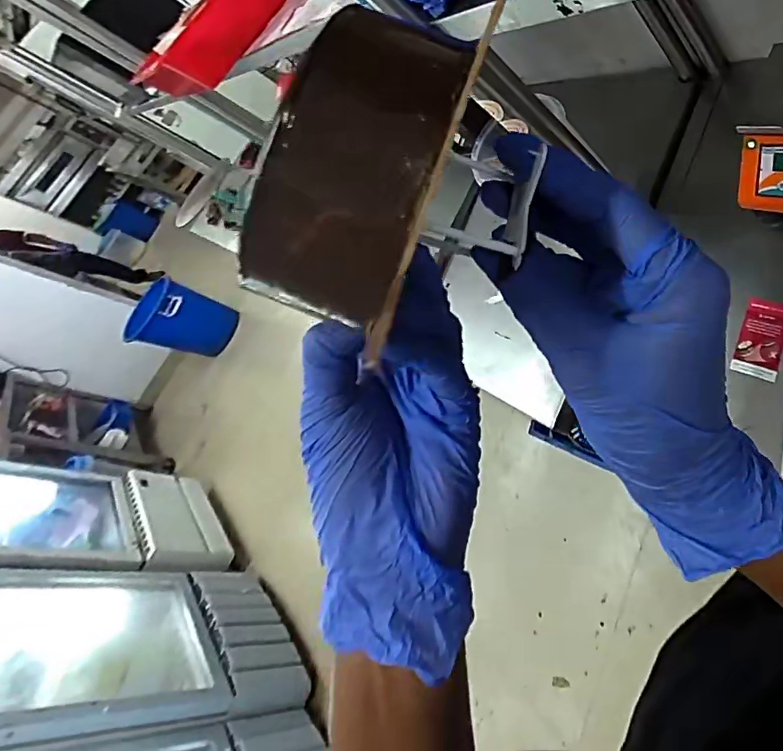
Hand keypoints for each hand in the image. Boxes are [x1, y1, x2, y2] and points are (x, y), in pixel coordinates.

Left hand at [301, 249, 479, 684]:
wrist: (389, 549)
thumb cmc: (349, 485)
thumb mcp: (325, 414)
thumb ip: (330, 358)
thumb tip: (344, 310)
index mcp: (374, 367)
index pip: (379, 311)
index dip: (374, 280)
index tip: (367, 240)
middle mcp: (408, 366)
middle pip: (412, 310)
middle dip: (403, 276)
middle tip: (394, 235)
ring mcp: (437, 382)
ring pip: (434, 326)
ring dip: (418, 298)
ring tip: (402, 263)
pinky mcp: (458, 403)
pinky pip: (442, 362)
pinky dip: (423, 343)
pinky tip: (403, 328)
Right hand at [474, 133, 782, 578]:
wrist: (679, 470)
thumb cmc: (645, 420)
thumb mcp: (583, 355)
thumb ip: (537, 294)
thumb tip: (491, 245)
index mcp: (675, 271)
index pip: (612, 206)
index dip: (559, 175)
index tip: (513, 151)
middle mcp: (667, 264)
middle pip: (601, 213)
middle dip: (546, 190)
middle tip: (493, 164)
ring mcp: (648, 281)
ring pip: (592, 235)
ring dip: (544, 218)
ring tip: (491, 194)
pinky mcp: (630, 298)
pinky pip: (587, 265)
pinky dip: (550, 253)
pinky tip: (510, 238)